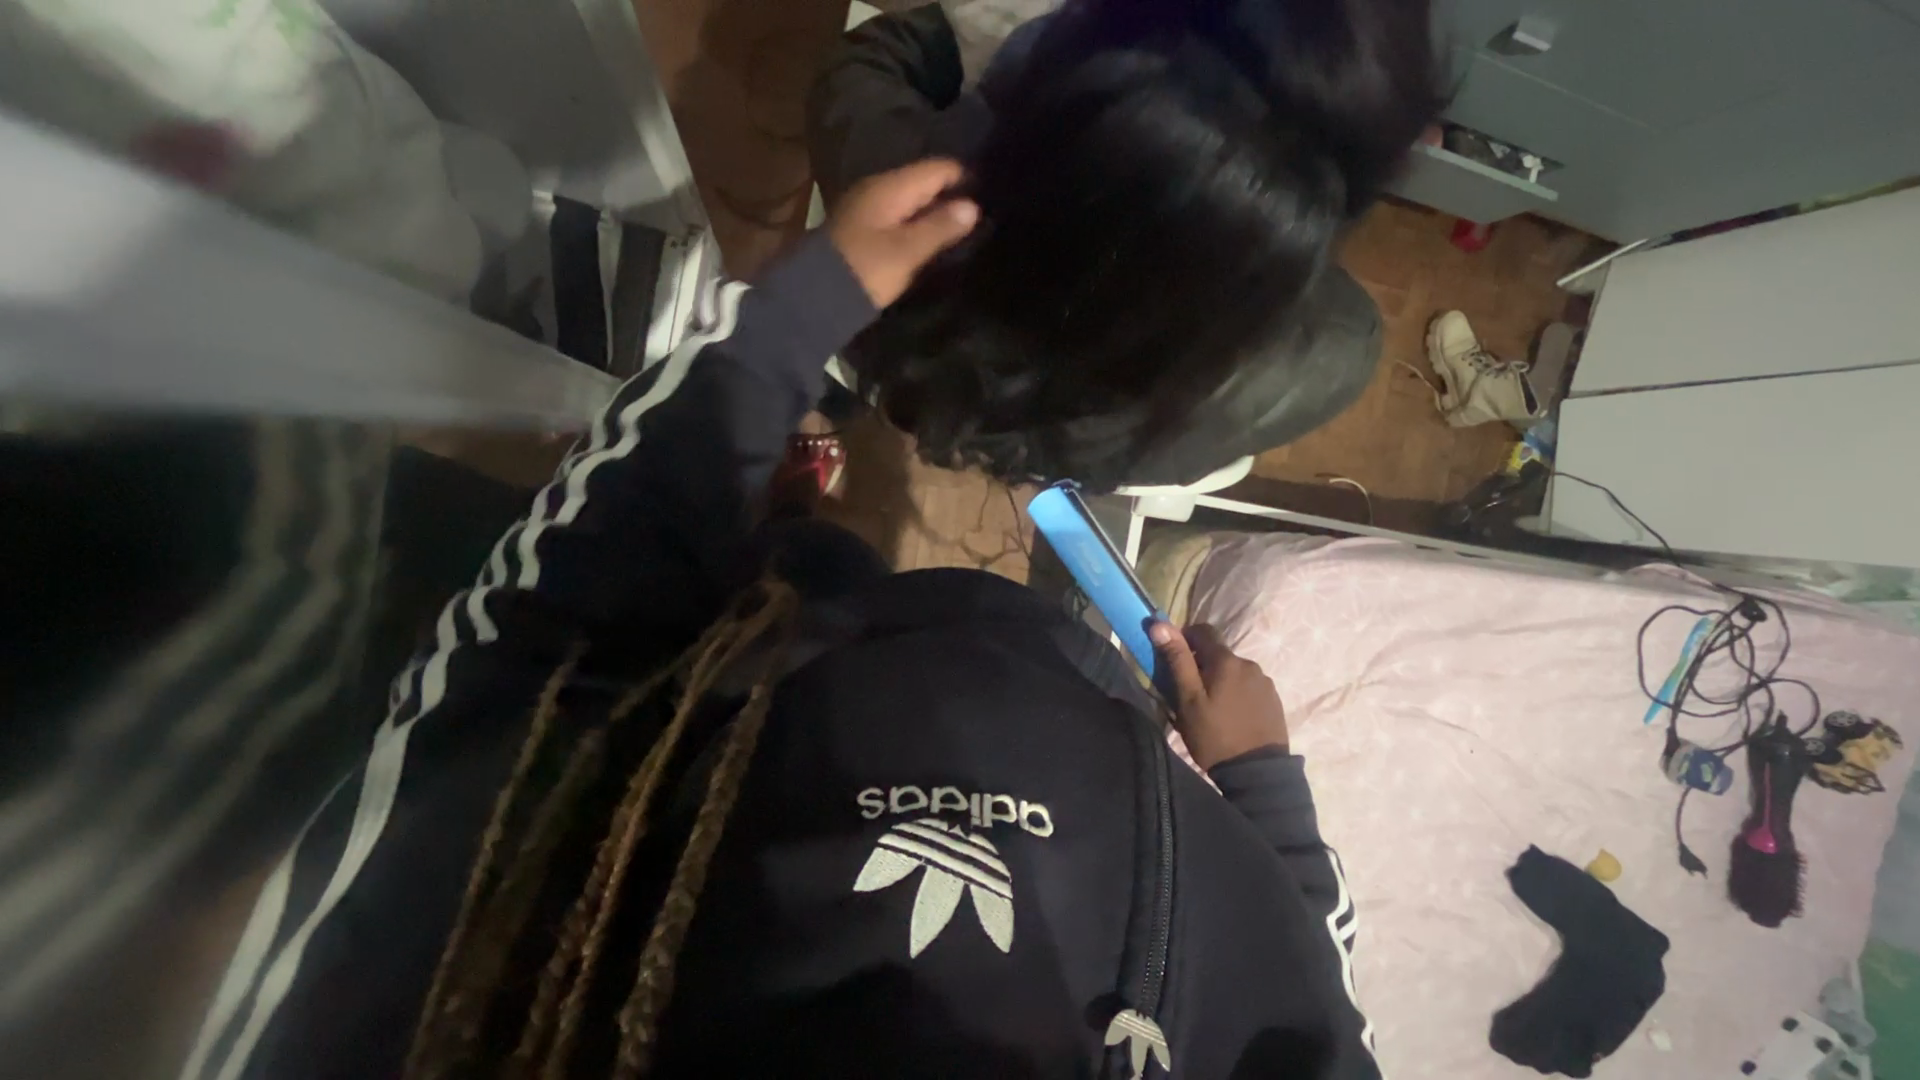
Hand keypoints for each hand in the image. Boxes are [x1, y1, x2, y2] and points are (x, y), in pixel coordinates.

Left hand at [827, 159, 978, 307]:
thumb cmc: (866, 269)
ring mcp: (867, 208)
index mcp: (890, 187)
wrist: (815, 296)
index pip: (937, 168)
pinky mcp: (862, 229)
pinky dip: (916, 223)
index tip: (991, 191)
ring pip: (910, 201)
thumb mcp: (907, 251)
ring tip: (962, 225)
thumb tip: (973, 206)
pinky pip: (898, 217)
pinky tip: (931, 238)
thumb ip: (940, 227)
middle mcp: (878, 189)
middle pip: (923, 182)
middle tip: (982, 211)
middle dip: (951, 193)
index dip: (965, 176)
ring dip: (933, 210)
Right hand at [1149, 621, 1287, 769]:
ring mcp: (1265, 682)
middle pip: (1218, 653)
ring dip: (1219, 679)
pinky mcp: (1273, 699)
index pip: (1202, 630)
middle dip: (1201, 665)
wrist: (1257, 774)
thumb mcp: (1188, 699)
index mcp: (1226, 661)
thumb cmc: (1214, 735)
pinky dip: (1235, 693)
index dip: (1184, 639)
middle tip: (1188, 693)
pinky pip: (1248, 686)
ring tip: (1210, 708)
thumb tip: (1160, 624)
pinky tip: (1230, 716)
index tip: (1173, 661)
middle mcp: (1249, 664)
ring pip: (1233, 670)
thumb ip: (1177, 659)